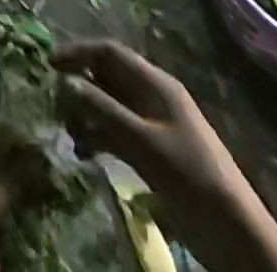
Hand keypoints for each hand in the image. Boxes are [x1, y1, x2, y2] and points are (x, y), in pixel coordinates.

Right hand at [55, 40, 276, 271]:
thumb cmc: (188, 172)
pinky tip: (80, 151)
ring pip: (108, 105)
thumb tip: (64, 83)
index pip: (111, 53)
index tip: (48, 63)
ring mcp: (149, 123)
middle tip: (48, 96)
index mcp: (155, 83)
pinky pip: (114, 131)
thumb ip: (104, 110)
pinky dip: (96, 136)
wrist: (228, 224)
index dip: (79, 52)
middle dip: (78, 82)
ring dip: (85, 111)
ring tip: (61, 125)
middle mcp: (150, 96)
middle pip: (108, 76)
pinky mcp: (148, 150)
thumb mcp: (143, 140)